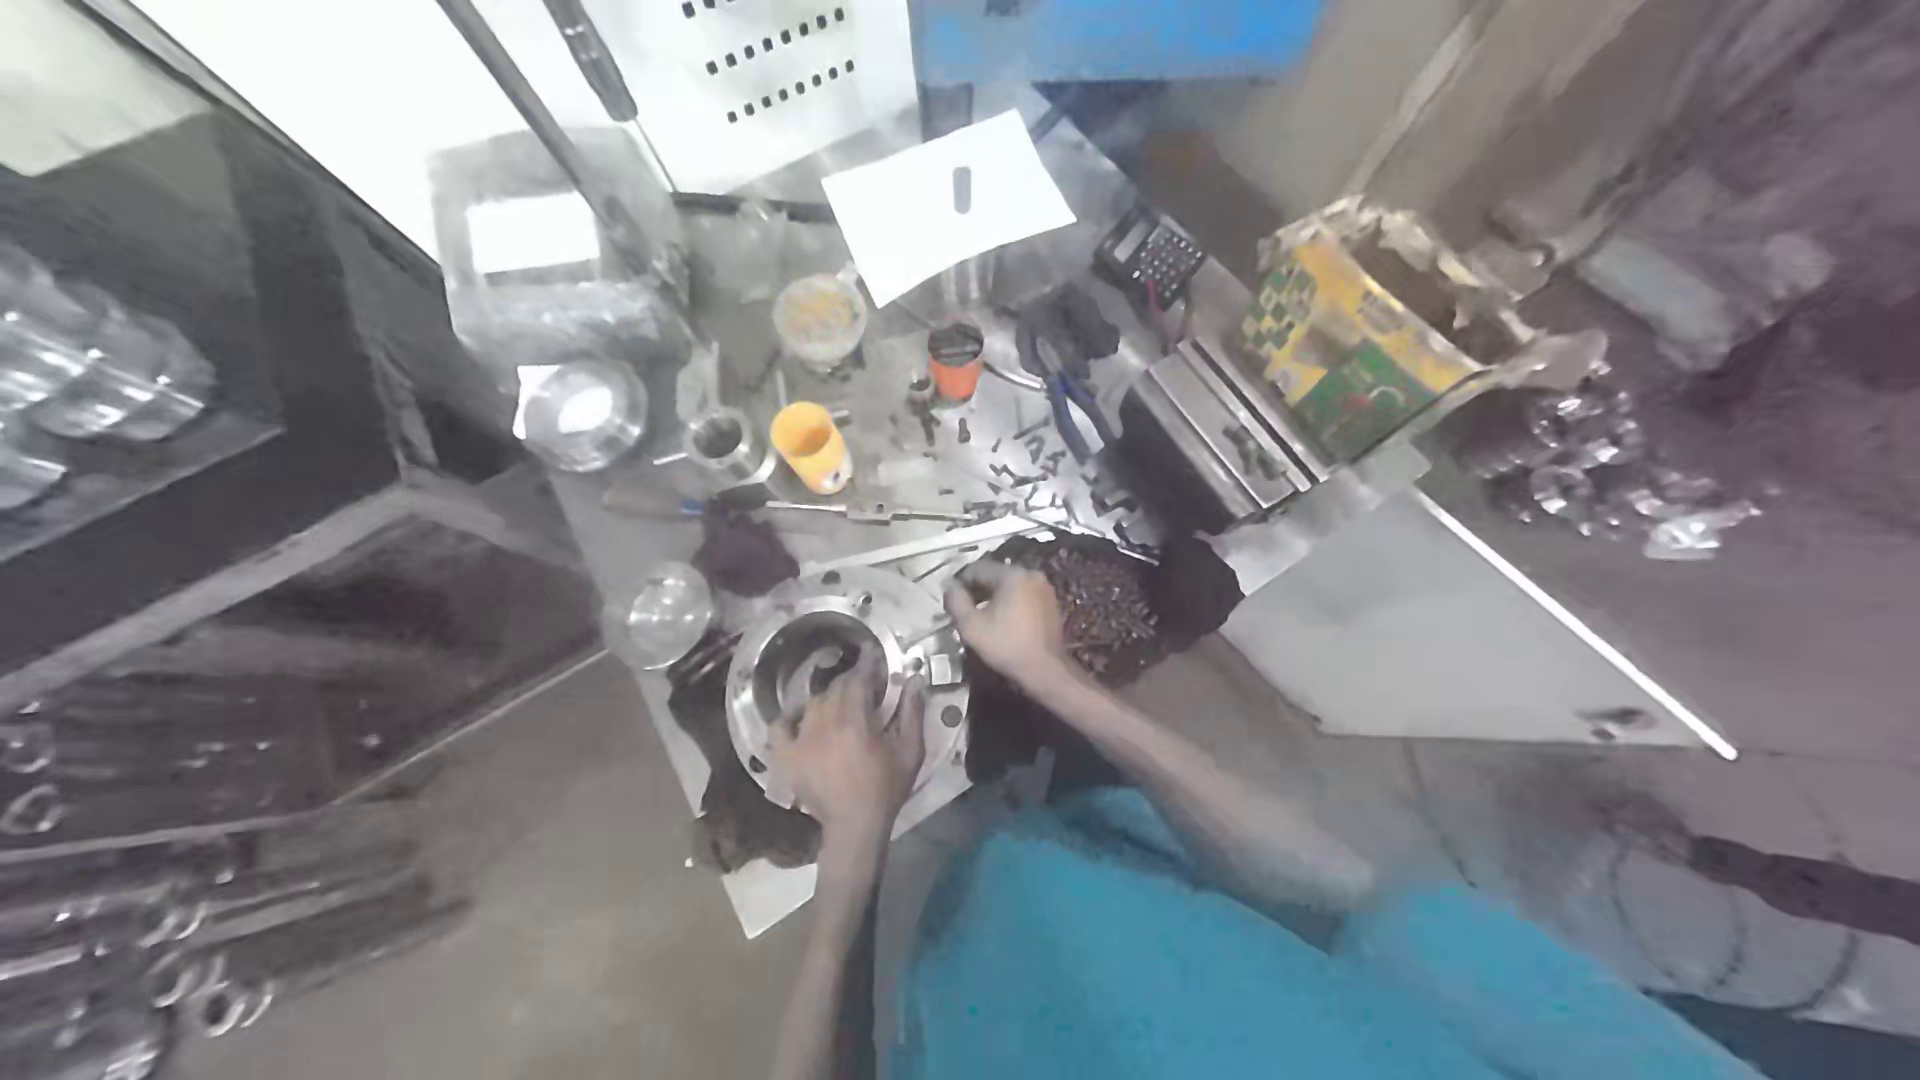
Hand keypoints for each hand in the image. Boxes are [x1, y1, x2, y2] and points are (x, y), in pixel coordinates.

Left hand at [769, 651, 925, 846]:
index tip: (872, 652)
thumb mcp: (911, 750)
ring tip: (839, 706)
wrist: (855, 826)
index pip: (858, 679)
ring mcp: (801, 740)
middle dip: (851, 681)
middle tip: (864, 685)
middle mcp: (824, 724)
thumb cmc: (887, 788)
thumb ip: (913, 712)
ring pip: (812, 704)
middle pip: (835, 688)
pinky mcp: (786, 757)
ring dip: (828, 698)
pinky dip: (789, 718)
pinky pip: (779, 727)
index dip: (866, 663)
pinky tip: (801, 719)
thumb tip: (914, 680)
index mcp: (855, 722)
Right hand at [943, 561, 1070, 686]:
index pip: (977, 569)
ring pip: (1008, 585)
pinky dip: (1009, 602)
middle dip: (977, 591)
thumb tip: (948, 584)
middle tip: (965, 612)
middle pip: (994, 575)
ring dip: (992, 597)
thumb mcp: (971, 625)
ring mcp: (1043, 586)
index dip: (960, 584)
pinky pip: (1022, 594)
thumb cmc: (1006, 645)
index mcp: (1012, 574)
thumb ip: (955, 601)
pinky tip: (1002, 620)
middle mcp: (1030, 573)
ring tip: (982, 617)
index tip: (952, 603)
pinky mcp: (1050, 600)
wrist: (1045, 669)